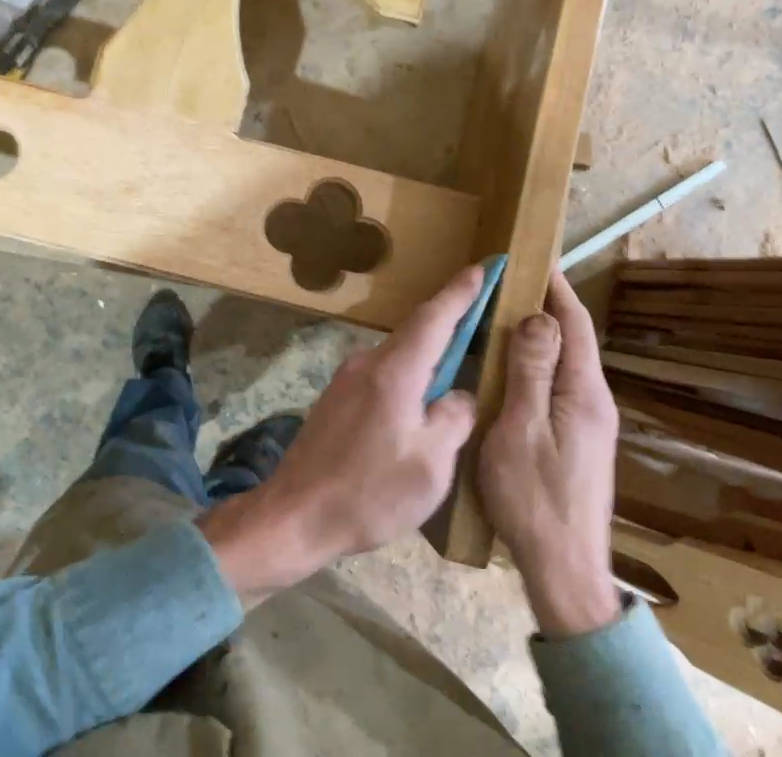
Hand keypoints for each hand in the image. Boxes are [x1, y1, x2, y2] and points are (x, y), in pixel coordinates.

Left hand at [200, 266, 483, 605]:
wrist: (295, 516)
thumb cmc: (369, 492)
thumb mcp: (431, 462)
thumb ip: (454, 418)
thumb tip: (460, 395)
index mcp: (394, 371)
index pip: (435, 317)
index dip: (463, 291)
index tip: (485, 266)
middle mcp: (366, 364)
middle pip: (416, 334)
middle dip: (451, 321)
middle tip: (486, 315)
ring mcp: (345, 382)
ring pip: (398, 359)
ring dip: (430, 357)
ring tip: (462, 366)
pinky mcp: (335, 403)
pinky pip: (382, 378)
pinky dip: (409, 379)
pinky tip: (422, 403)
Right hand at [478, 267, 621, 636]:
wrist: (564, 567)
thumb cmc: (534, 496)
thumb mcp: (521, 429)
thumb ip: (531, 372)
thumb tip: (539, 315)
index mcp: (584, 393)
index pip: (575, 325)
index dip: (557, 288)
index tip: (537, 256)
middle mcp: (594, 403)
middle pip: (573, 342)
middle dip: (545, 308)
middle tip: (508, 283)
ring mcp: (588, 426)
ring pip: (563, 367)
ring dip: (538, 338)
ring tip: (501, 318)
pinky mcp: (576, 443)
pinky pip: (556, 389)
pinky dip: (534, 367)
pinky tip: (507, 372)